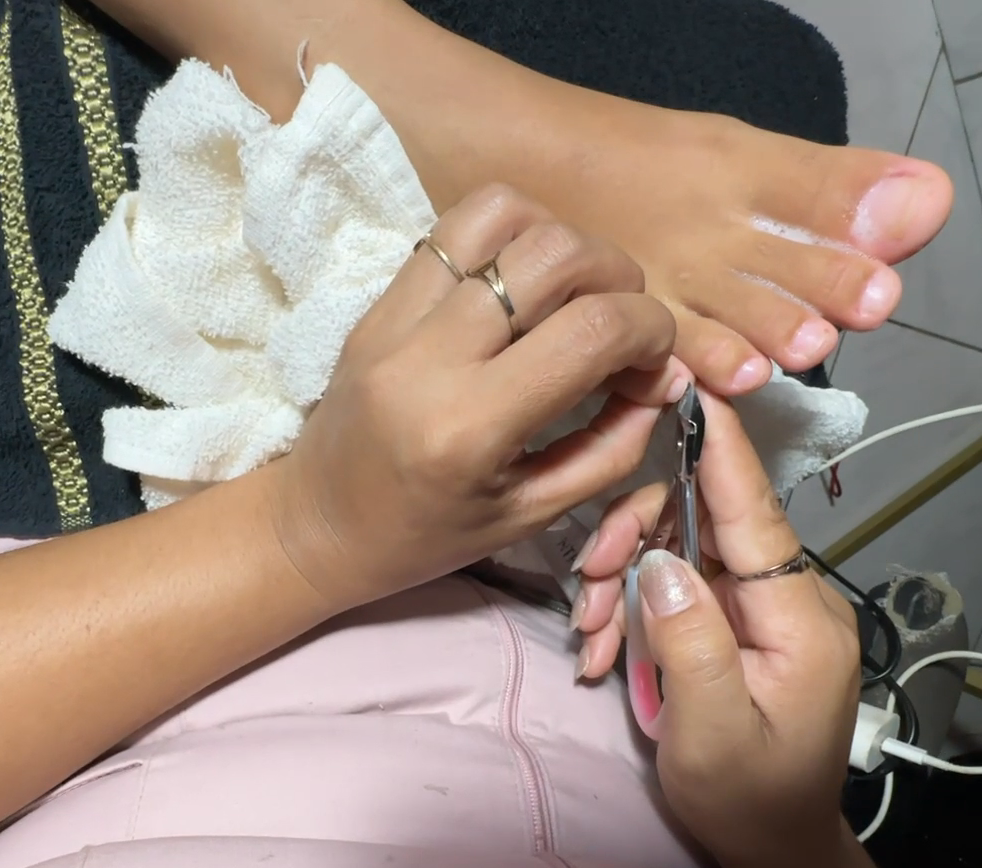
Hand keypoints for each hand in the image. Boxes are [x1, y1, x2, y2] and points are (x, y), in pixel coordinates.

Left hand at [268, 184, 690, 612]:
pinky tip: (516, 287)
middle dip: (618, 275)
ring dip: (559, 240)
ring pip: (499, 214)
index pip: (592, 329)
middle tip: (620, 323)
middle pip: (554, 252)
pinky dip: (505, 238)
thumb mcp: (528, 515)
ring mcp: (391, 321)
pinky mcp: (373, 305)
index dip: (652, 330)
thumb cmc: (423, 538)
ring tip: (569, 295)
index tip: (654, 360)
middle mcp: (427, 358)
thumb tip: (665, 377)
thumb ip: (610, 448)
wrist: (316, 525)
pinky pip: (450, 230)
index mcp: (469, 428)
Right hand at [626, 391, 861, 867]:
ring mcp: (750, 609)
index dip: (721, 450)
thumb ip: (691, 643)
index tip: (692, 389)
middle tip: (589, 588)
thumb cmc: (748, 798)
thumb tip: (658, 562)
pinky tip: (598, 648)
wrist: (769, 844)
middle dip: (633, 541)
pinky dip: (625, 607)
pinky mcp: (723, 622)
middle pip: (699, 524)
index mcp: (797, 619)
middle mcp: (779, 599)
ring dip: (619, 581)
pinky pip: (670, 586)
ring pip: (674, 550)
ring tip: (587, 635)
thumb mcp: (715, 734)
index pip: (754, 514)